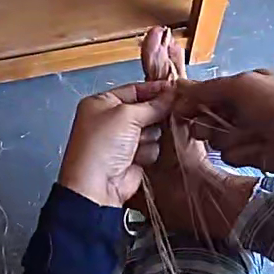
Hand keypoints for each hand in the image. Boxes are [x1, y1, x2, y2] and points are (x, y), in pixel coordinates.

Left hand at [57, 80, 174, 206]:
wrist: (97, 185)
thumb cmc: (101, 145)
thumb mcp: (126, 115)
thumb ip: (152, 104)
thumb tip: (171, 95)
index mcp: (101, 103)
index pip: (133, 89)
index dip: (154, 90)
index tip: (175, 89)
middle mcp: (110, 120)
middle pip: (145, 110)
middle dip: (153, 115)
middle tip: (163, 117)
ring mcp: (122, 139)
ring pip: (152, 129)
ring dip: (149, 136)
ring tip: (137, 144)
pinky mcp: (132, 157)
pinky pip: (152, 147)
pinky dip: (148, 151)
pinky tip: (138, 157)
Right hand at [176, 69, 273, 173]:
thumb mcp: (242, 86)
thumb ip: (207, 88)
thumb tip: (177, 86)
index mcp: (244, 86)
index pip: (207, 92)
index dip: (191, 100)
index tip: (178, 109)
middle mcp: (242, 107)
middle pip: (205, 115)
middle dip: (203, 121)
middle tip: (205, 126)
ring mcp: (245, 131)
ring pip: (213, 136)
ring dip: (223, 136)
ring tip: (243, 135)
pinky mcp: (248, 153)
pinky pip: (228, 153)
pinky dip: (239, 150)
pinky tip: (255, 147)